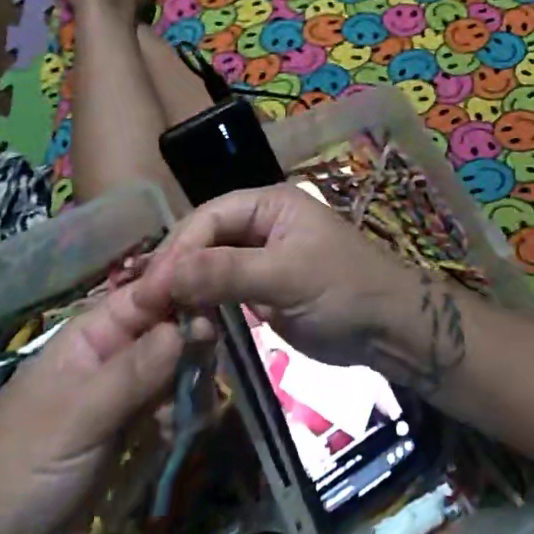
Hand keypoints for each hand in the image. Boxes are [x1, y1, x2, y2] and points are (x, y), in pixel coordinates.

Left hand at [0, 280, 187, 533]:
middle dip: (192, 336)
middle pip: (168, 327)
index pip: (142, 296)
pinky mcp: (142, 430)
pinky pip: (178, 405)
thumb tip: (182, 327)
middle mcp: (115, 356)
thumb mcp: (74, 417)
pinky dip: (186, 413)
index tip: (214, 290)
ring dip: (191, 379)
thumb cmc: (24, 469)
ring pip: (179, 366)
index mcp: (89, 337)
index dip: (177, 286)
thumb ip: (131, 372)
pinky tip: (181, 429)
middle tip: (209, 351)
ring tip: (189, 402)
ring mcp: (130, 394)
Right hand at [145, 186, 421, 372]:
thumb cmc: (344, 291)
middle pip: (204, 238)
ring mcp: (259, 256)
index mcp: (269, 203)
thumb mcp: (287, 277)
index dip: (179, 248)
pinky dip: (200, 303)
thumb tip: (164, 274)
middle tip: (145, 305)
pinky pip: (219, 289)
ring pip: (207, 264)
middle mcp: (260, 222)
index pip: (210, 216)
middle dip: (176, 268)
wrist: (389, 330)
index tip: (151, 287)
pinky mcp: (260, 288)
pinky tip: (183, 321)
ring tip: (156, 314)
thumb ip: (227, 273)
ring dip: (183, 287)